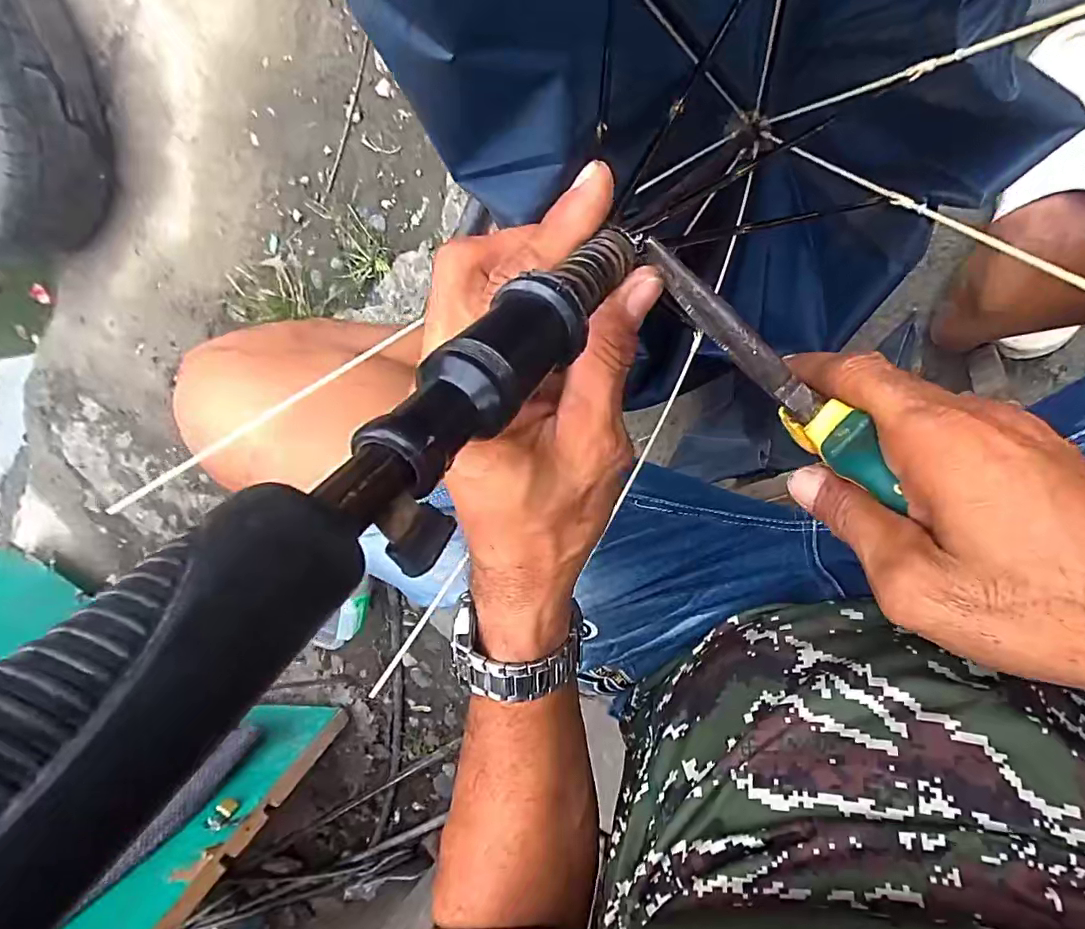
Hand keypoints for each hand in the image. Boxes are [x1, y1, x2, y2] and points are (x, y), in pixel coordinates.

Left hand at [431, 162, 663, 660]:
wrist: (525, 569)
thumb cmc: (554, 524)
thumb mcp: (593, 444)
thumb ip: (607, 360)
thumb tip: (634, 287)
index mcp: (468, 394)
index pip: (488, 286)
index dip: (544, 239)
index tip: (593, 202)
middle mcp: (450, 373)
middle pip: (477, 272)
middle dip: (543, 240)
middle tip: (600, 222)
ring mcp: (464, 377)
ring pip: (490, 291)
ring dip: (545, 265)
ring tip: (600, 252)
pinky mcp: (485, 384)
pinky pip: (509, 323)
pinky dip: (548, 299)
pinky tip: (584, 290)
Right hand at [784, 351, 1084, 738]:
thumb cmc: (1031, 608)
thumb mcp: (915, 583)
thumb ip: (854, 522)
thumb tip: (806, 480)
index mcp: (937, 438)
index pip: (860, 376)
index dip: (815, 372)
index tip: (784, 380)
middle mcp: (980, 416)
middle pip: (893, 396)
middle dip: (849, 426)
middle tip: (835, 485)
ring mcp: (1021, 430)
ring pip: (931, 420)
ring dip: (891, 449)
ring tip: (892, 518)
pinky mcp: (1048, 452)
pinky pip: (967, 438)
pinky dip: (930, 460)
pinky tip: (941, 519)